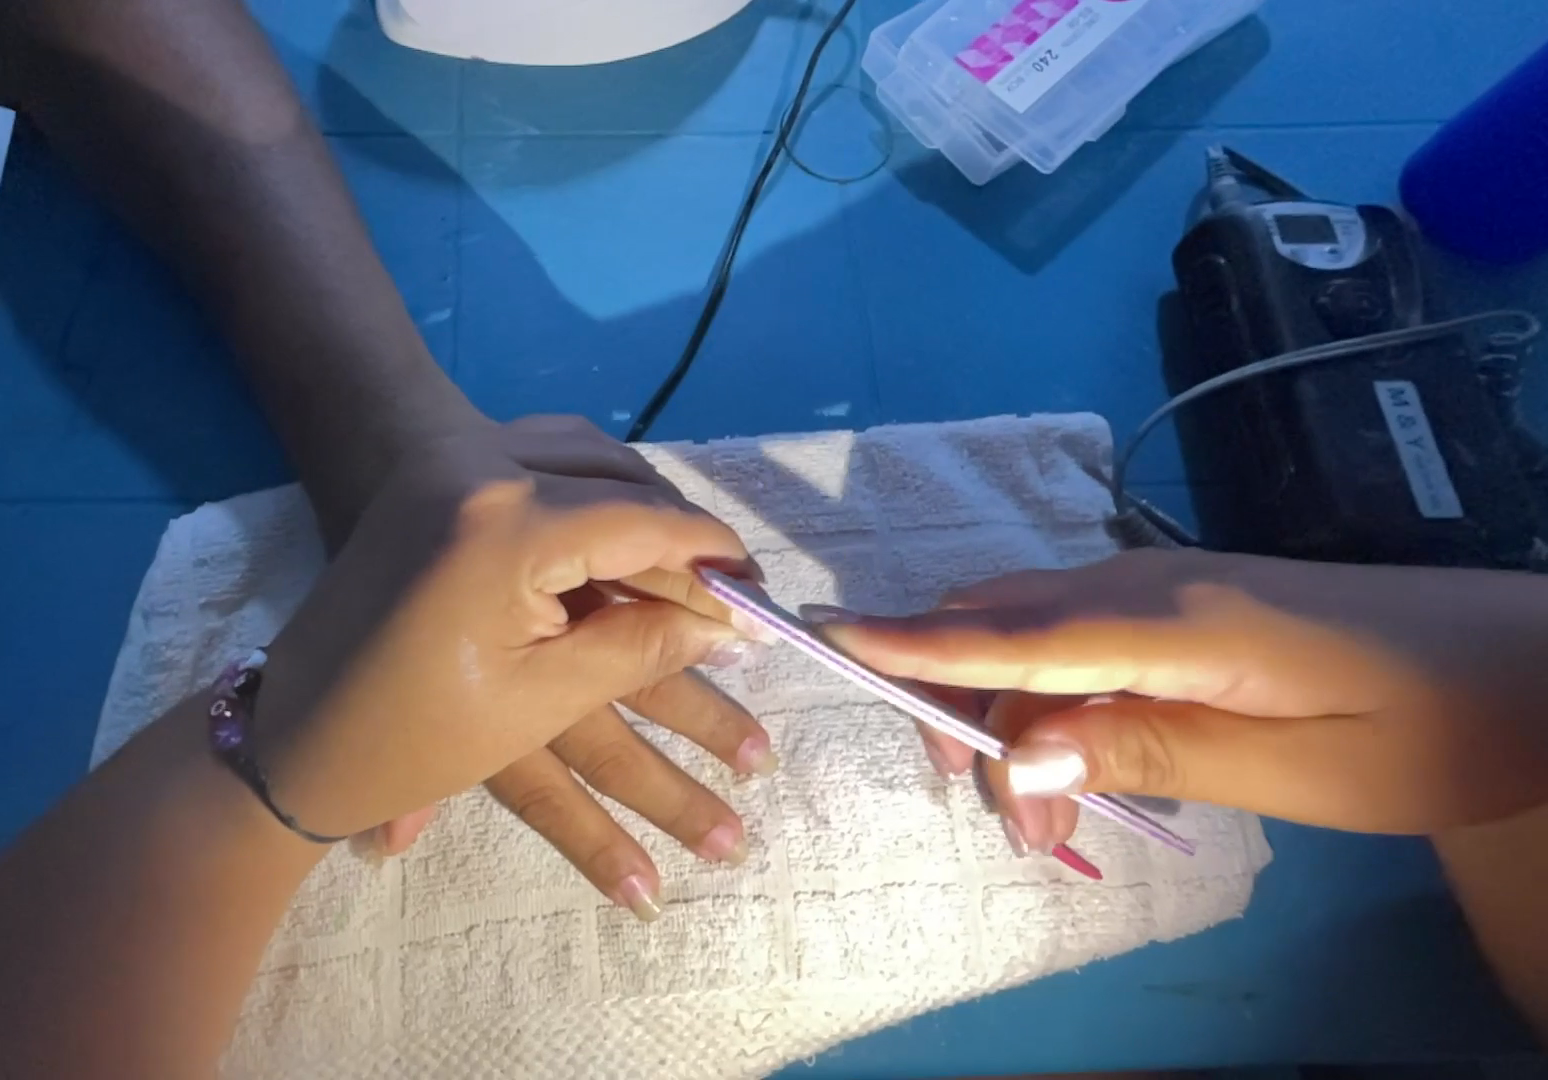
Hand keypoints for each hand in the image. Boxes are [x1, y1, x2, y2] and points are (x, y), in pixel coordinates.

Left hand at [249, 425, 756, 856]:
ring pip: (586, 452)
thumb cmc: (412, 735)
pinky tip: (611, 520)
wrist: (290, 730)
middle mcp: (481, 463)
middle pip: (620, 480)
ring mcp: (454, 458)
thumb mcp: (541, 700)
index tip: (758, 591)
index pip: (643, 520)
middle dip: (682, 535)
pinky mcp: (439, 470)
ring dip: (640, 501)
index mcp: (506, 524)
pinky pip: (541, 449)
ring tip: (678, 561)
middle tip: (727, 589)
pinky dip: (589, 480)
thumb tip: (723, 621)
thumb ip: (641, 647)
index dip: (711, 555)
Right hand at [811, 549, 1547, 854]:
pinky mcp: (1137, 605)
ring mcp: (1128, 587)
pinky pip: (1043, 643)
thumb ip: (1144, 750)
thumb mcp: (1300, 770)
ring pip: (1006, 637)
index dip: (917, 641)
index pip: (1012, 633)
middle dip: (954, 713)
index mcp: (1168, 622)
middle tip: (1014, 823)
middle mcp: (1125, 585)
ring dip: (994, 721)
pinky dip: (1026, 704)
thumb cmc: (1425, 723)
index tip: (832, 638)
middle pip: (985, 628)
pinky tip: (1068, 765)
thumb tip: (1014, 758)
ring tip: (1050, 819)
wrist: (1519, 658)